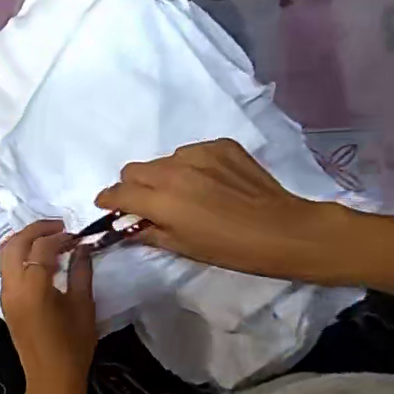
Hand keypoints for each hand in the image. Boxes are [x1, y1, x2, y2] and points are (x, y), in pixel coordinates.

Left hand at [0, 220, 96, 393]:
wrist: (51, 380)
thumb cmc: (73, 347)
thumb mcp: (83, 307)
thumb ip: (81, 272)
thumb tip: (83, 247)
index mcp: (32, 288)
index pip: (41, 248)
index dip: (59, 236)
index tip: (78, 236)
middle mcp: (12, 287)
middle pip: (13, 244)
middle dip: (35, 230)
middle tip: (60, 227)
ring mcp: (5, 294)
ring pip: (5, 254)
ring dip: (25, 241)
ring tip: (51, 239)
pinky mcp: (5, 301)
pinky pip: (7, 268)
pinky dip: (21, 255)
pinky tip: (42, 258)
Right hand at [95, 138, 354, 283]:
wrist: (286, 230)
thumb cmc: (231, 248)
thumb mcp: (183, 247)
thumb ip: (148, 232)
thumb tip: (127, 225)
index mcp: (161, 201)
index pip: (119, 192)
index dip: (108, 200)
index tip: (108, 206)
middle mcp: (173, 172)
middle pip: (133, 170)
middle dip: (133, 185)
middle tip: (148, 201)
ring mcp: (198, 154)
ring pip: (163, 160)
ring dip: (164, 175)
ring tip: (187, 192)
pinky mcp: (220, 146)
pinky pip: (191, 152)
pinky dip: (192, 166)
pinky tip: (210, 182)